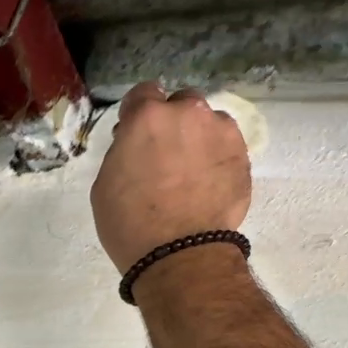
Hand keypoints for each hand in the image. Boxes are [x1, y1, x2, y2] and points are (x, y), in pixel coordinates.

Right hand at [90, 81, 251, 272]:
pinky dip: (214, 157)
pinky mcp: (243, 152)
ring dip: (195, 138)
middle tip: (162, 156)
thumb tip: (135, 145)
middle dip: (170, 123)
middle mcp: (187, 113)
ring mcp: (220, 130)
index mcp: (146, 118)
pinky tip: (204, 184)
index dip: (136, 113)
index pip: (142, 93)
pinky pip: (225, 145)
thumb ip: (122, 153)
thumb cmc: (129, 224)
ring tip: (187, 173)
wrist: (180, 253)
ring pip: (206, 122)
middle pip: (179, 103)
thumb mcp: (105, 186)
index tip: (134, 134)